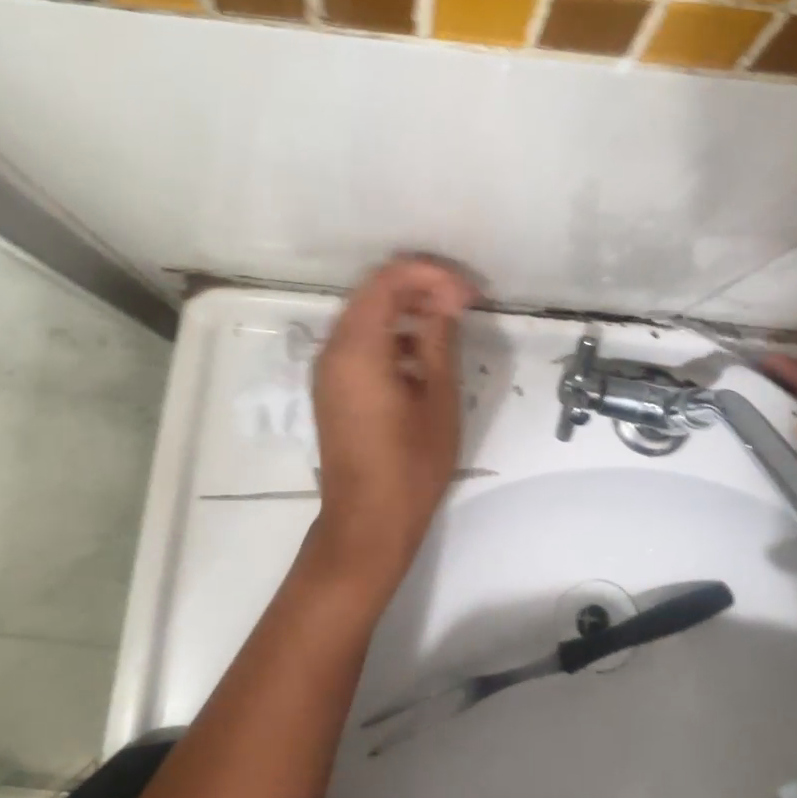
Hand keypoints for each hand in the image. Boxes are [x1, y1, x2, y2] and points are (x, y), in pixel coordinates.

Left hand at [309, 257, 477, 588]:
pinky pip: (359, 344)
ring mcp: (327, 369)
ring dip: (406, 311)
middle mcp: (333, 349)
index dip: (431, 274)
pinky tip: (424, 356)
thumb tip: (448, 298)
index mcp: (357, 347)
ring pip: (366, 317)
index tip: (468, 293)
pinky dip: (390, 337)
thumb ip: (441, 339)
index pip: (388, 280)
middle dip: (420, 287)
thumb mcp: (438, 398)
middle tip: (464, 302)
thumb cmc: (410, 464)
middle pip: (373, 293)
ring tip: (450, 325)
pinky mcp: (332, 388)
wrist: (366, 522)